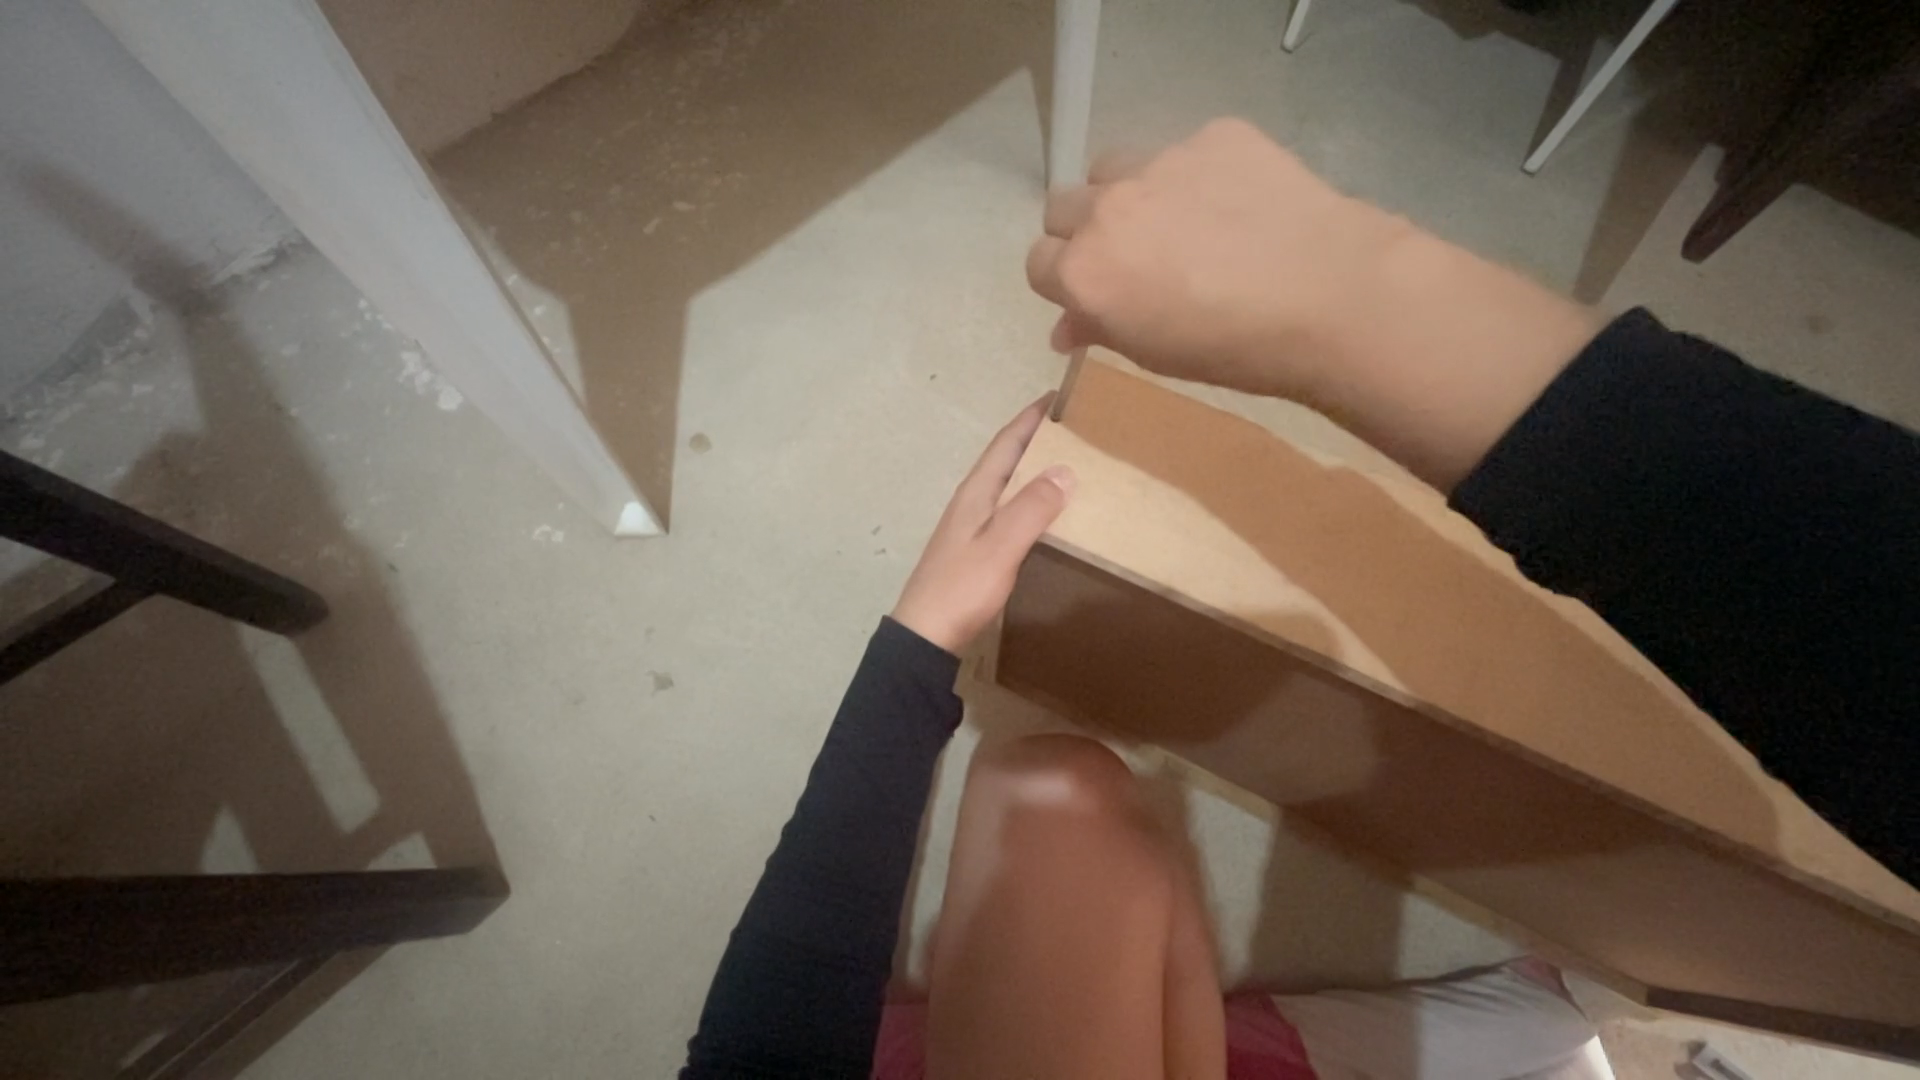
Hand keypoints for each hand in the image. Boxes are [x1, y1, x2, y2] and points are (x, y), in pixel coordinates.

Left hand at [892, 398, 1075, 652]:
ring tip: (1070, 464)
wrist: (926, 635)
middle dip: (1037, 439)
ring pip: (1008, 486)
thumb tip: (1065, 469)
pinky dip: (1031, 501)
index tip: (1060, 396)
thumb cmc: (962, 587)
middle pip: (1007, 460)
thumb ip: (1031, 508)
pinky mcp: (976, 549)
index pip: (1006, 443)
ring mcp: (972, 526)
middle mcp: (972, 502)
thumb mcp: (1000, 546)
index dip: (1030, 418)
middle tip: (1075, 429)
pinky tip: (1047, 514)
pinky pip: (1009, 511)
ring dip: (1035, 470)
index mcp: (976, 492)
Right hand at [1025, 118, 1408, 400]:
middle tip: (1127, 257)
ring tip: (1174, 222)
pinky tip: (1234, 206)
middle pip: (1062, 207)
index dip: (1061, 281)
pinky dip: (1193, 177)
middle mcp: (1106, 211)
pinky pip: (1182, 152)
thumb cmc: (1227, 348)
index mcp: (1083, 272)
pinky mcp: (1213, 135)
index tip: (1091, 293)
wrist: (1325, 298)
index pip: (1037, 263)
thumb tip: (1066, 326)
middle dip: (1082, 232)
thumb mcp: (1150, 353)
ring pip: (1112, 168)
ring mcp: (1159, 163)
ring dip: (1125, 194)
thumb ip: (1097, 329)